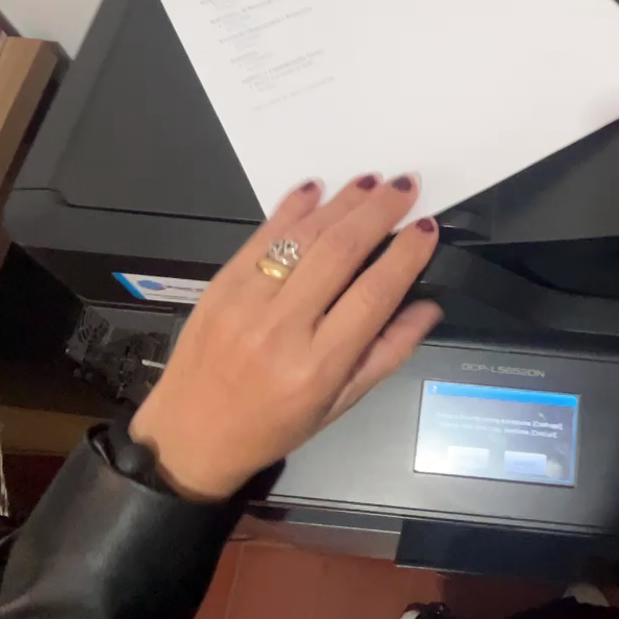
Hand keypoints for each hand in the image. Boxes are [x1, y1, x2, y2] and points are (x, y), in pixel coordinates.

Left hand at [130, 174, 442, 499]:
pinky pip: (261, 235)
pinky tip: (318, 188)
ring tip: (372, 182)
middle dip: (379, 212)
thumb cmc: (274, 425)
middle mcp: (282, 328)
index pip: (374, 294)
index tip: (426, 227)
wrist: (189, 436)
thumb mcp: (341, 402)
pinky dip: (292, 206)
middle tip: (406, 186)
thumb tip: (429, 306)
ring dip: (343, 202)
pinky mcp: (221, 285)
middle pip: (340, 252)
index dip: (406, 254)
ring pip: (304, 236)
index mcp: (318, 365)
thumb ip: (389, 352)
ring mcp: (246, 301)